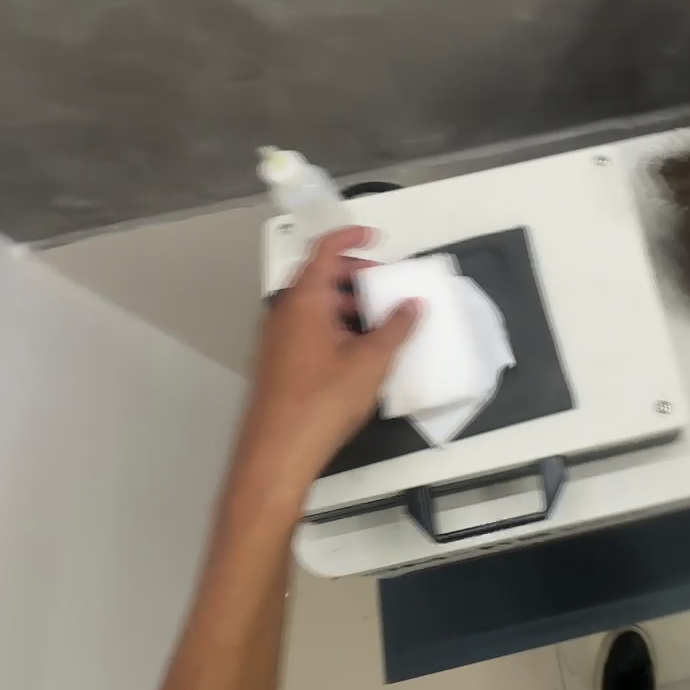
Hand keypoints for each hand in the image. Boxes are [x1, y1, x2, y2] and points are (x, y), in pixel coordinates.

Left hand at [236, 226, 419, 495]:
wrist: (276, 453)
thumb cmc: (322, 401)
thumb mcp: (371, 361)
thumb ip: (396, 327)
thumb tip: (412, 304)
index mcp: (305, 300)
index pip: (326, 249)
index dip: (352, 236)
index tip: (377, 239)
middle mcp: (285, 312)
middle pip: (320, 275)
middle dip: (355, 274)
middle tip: (385, 284)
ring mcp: (278, 338)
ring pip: (315, 304)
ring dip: (347, 303)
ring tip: (379, 321)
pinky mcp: (278, 361)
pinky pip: (309, 327)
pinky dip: (335, 324)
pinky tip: (359, 350)